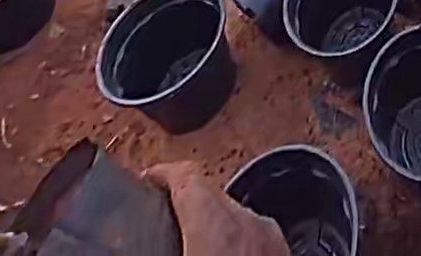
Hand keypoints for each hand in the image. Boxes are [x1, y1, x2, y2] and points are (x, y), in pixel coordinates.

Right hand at [144, 162, 288, 255]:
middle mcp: (248, 222)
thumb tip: (139, 244)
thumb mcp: (178, 255)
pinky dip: (231, 233)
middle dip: (185, 196)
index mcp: (216, 230)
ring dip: (210, 217)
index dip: (164, 172)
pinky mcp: (281, 246)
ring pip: (233, 210)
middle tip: (159, 209)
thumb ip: (162, 242)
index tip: (147, 176)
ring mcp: (269, 234)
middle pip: (211, 191)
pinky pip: (251, 228)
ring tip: (186, 232)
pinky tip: (216, 250)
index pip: (189, 177)